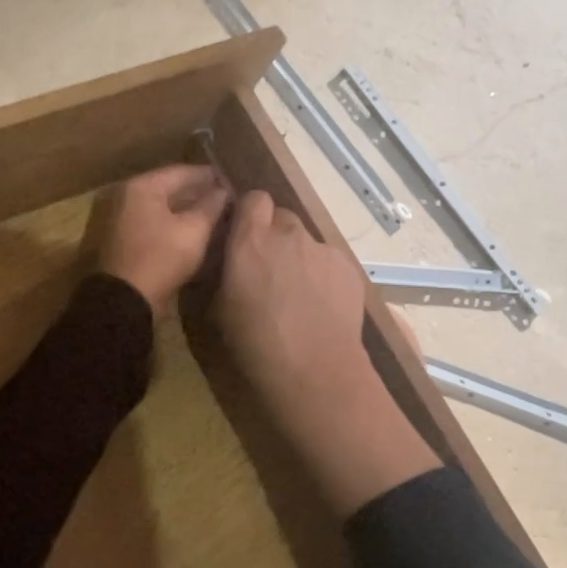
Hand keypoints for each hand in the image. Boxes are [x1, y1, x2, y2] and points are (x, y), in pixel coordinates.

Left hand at [97, 165, 229, 317]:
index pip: (182, 172)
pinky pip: (156, 222)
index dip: (209, 175)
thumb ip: (211, 206)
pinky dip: (175, 222)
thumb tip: (223, 191)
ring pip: (164, 206)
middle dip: (199, 192)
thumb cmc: (161, 257)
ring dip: (188, 209)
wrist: (125, 297)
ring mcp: (125, 217)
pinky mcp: (127, 237)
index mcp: (143, 187)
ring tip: (218, 212)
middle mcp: (129, 196)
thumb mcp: (193, 230)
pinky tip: (197, 229)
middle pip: (171, 188)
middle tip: (228, 196)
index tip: (233, 178)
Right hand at [217, 190, 373, 410]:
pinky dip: (321, 273)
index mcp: (250, 240)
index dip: (249, 213)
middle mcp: (288, 234)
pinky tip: (318, 303)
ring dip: (297, 254)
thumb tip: (225, 257)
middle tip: (266, 266)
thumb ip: (223, 269)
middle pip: (281, 216)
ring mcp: (323, 249)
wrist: (313, 369)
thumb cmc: (253, 340)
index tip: (242, 233)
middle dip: (272, 234)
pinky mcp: (348, 267)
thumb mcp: (218, 305)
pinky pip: (328, 260)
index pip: (253, 198)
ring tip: (296, 290)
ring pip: (306, 240)